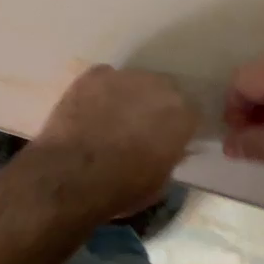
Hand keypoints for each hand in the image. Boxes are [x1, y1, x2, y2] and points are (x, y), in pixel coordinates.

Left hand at [27, 66, 198, 218]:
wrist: (72, 176)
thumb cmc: (122, 188)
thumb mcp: (159, 183)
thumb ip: (170, 159)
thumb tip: (171, 150)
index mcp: (183, 115)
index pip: (190, 114)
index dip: (178, 127)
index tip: (168, 140)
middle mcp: (160, 87)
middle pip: (164, 91)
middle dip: (155, 106)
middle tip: (139, 128)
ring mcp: (126, 76)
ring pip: (134, 82)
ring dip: (128, 97)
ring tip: (111, 119)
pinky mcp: (94, 75)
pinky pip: (105, 79)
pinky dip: (101, 92)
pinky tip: (90, 111)